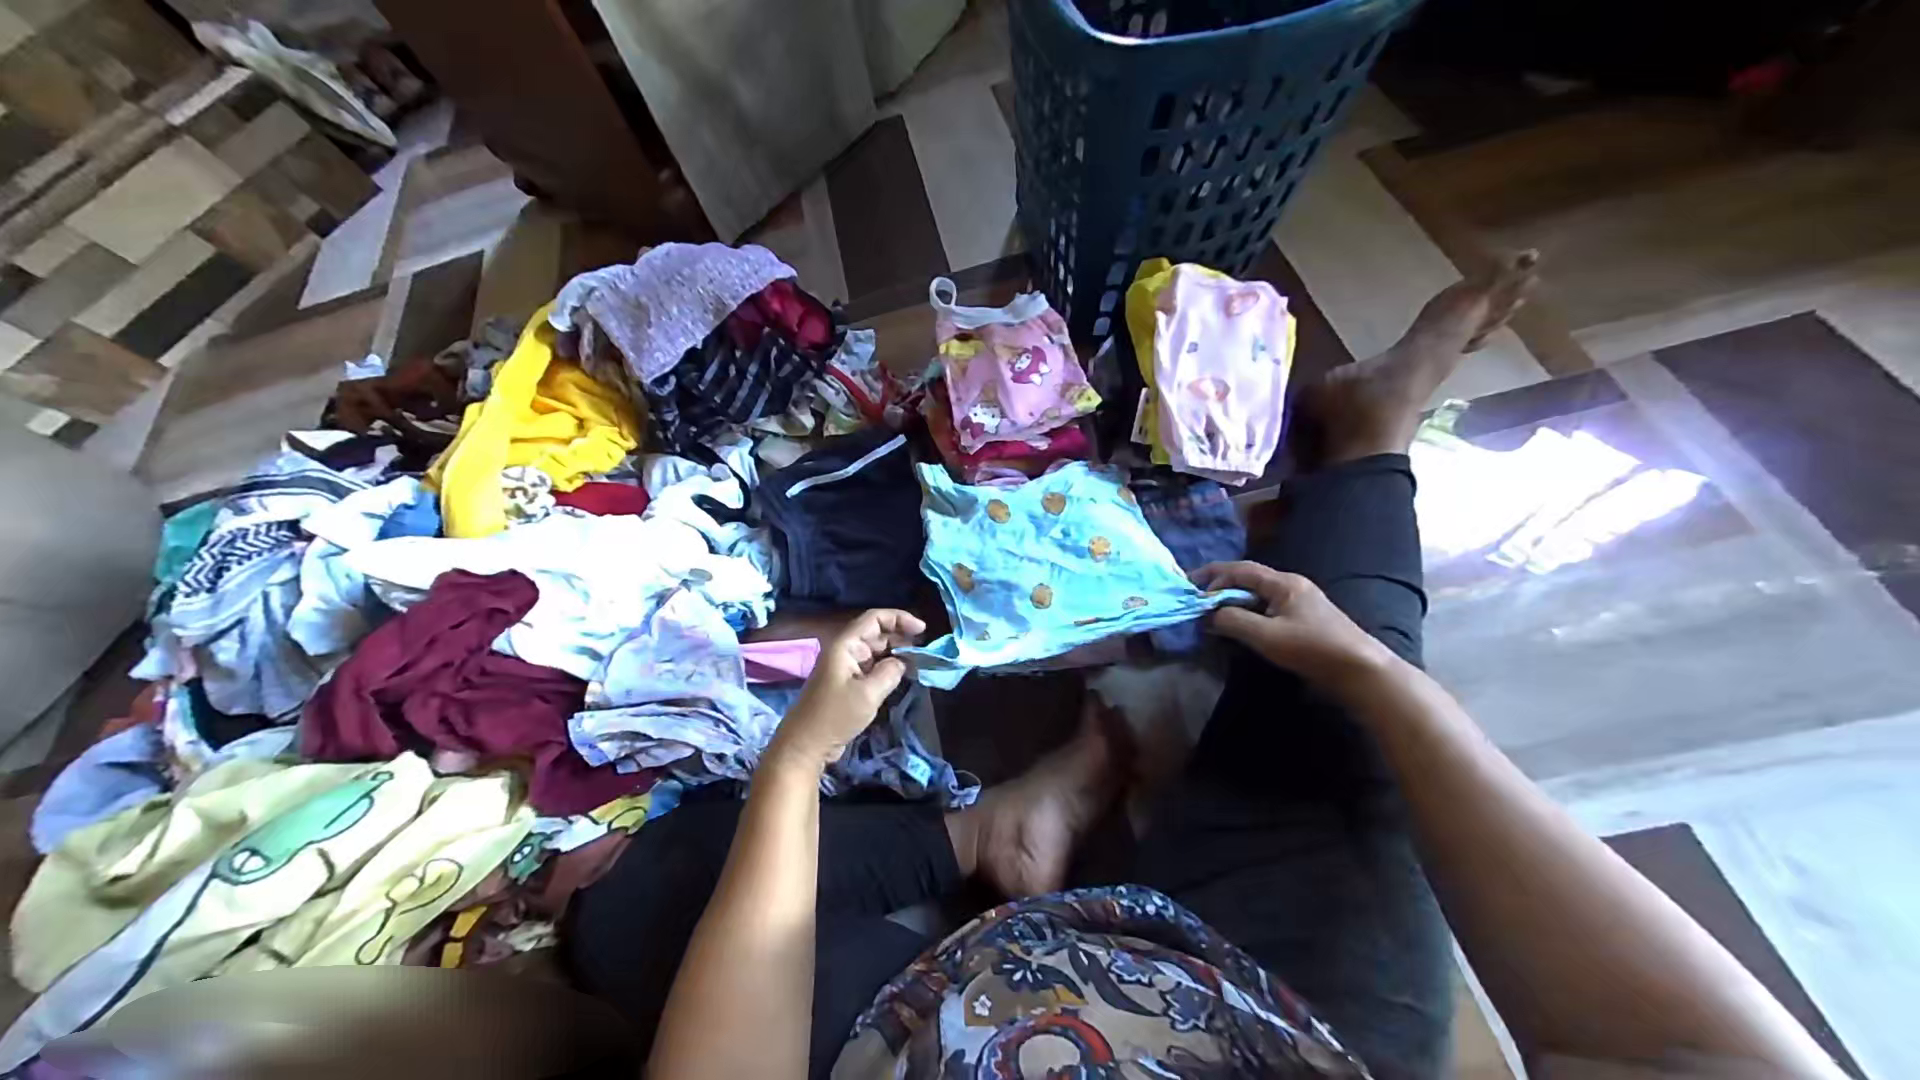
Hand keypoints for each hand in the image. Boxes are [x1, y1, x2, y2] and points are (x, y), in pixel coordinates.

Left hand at [765, 609, 925, 771]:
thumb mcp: (868, 694)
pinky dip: (888, 666)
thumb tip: (902, 662)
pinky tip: (903, 673)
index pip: (875, 618)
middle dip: (901, 636)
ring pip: (876, 650)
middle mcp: (845, 650)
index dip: (900, 618)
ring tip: (919, 660)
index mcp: (846, 645)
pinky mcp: (848, 683)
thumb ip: (890, 672)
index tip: (923, 630)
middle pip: (877, 632)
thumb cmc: (834, 716)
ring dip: (896, 652)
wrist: (805, 745)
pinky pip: (872, 666)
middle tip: (924, 648)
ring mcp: (846, 667)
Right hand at [1192, 562, 1394, 687]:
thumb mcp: (1266, 636)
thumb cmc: (1312, 648)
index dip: (1212, 574)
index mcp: (1283, 583)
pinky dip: (1247, 614)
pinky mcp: (1304, 621)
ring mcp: (1300, 604)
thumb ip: (1232, 621)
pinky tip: (1238, 629)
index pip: (1240, 569)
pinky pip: (1267, 610)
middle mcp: (1291, 586)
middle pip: (1248, 580)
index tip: (1189, 585)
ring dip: (1233, 603)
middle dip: (1220, 589)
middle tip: (1197, 604)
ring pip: (1257, 596)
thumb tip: (1208, 615)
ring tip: (1212, 617)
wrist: (1361, 672)